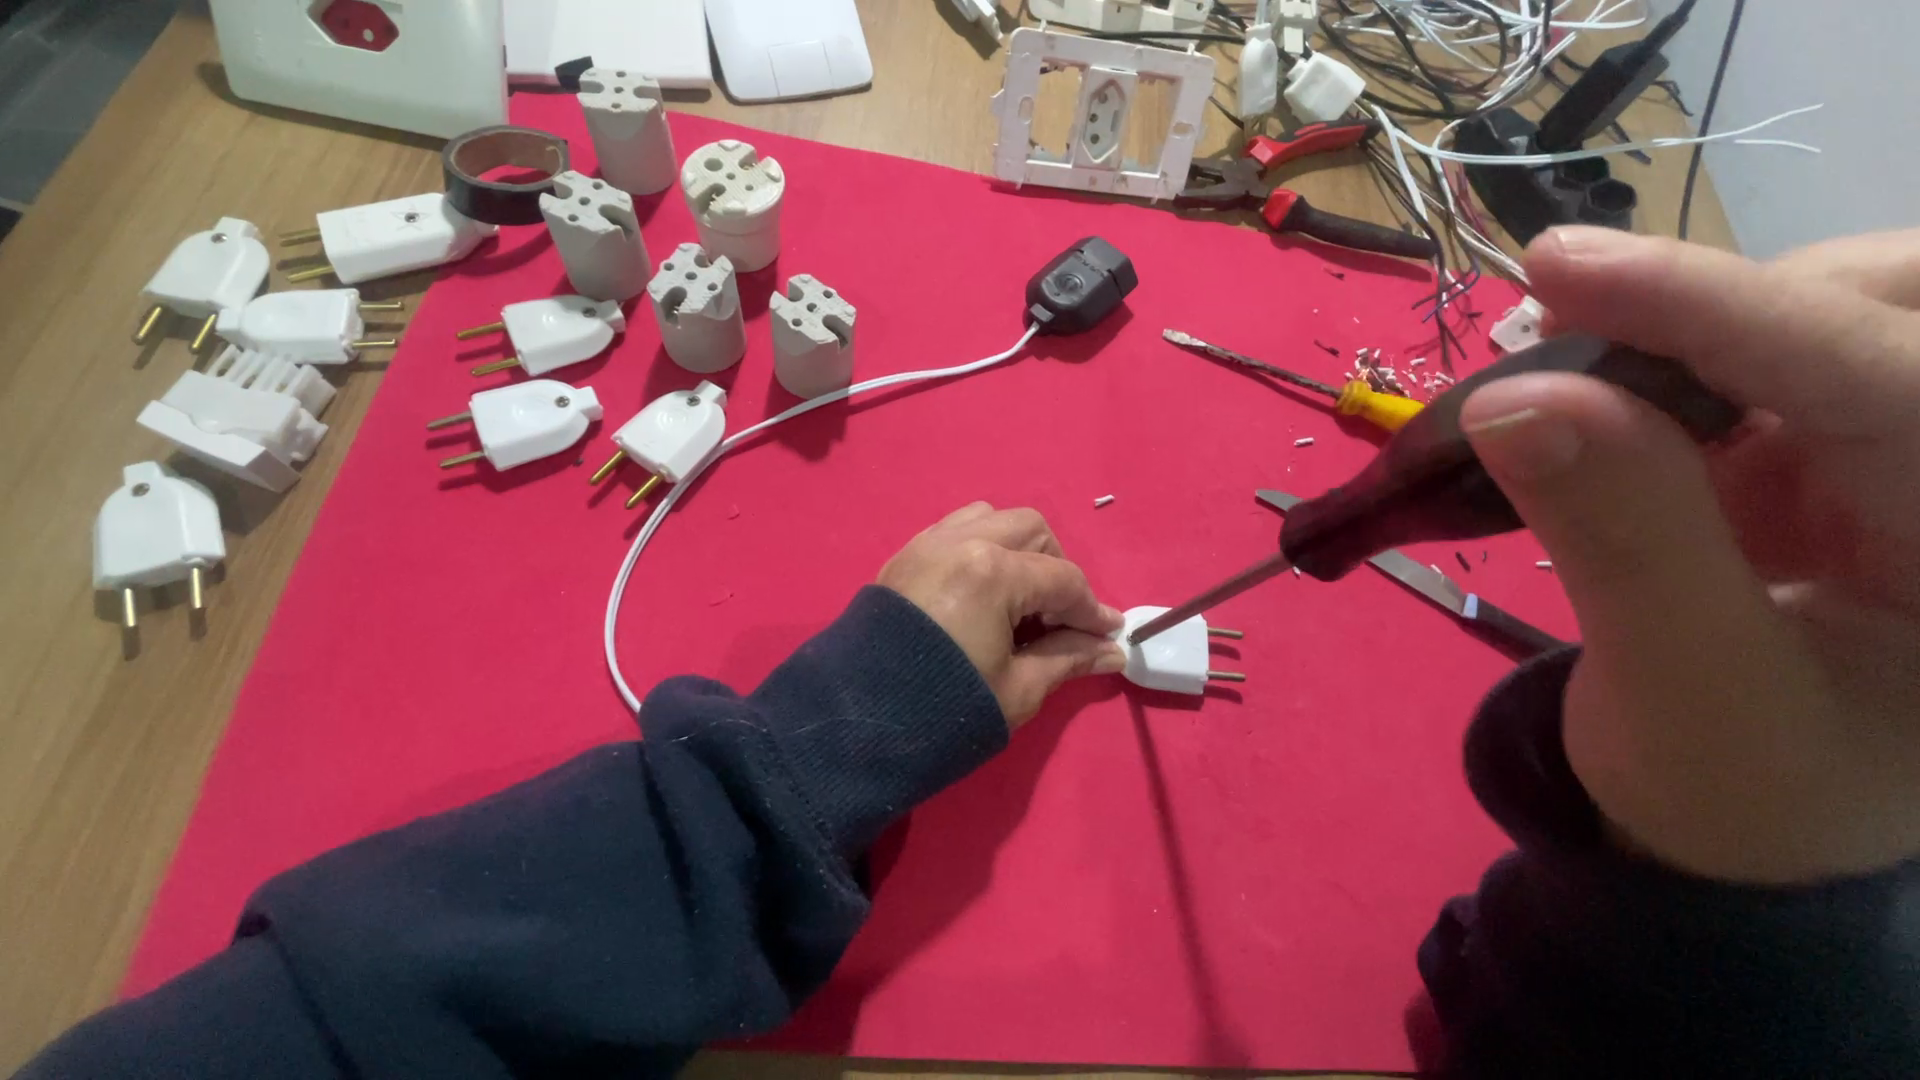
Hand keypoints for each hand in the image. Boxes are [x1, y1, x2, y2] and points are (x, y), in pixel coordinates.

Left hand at [878, 503, 1125, 728]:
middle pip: (1031, 530)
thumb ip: (1068, 659)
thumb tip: (1112, 649)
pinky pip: (954, 530)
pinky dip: (979, 547)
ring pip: (990, 518)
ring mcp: (927, 544)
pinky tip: (982, 592)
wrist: (856, 725)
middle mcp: (961, 542)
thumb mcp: (1017, 689)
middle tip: (1056, 617)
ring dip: (1016, 549)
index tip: (1107, 636)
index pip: (1063, 580)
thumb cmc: (944, 709)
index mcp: (993, 572)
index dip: (1092, 611)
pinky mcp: (904, 556)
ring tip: (1017, 599)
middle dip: (1055, 568)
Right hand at [1461, 225, 1919, 884]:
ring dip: (1682, 338)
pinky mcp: (1847, 456)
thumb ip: (1619, 541)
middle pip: (1896, 313)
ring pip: (1828, 320)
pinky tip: (1601, 412)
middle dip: (1722, 315)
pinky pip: (1765, 363)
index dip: (1719, 312)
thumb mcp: (1679, 685)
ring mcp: (1917, 463)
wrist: (1738, 820)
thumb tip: (1514, 400)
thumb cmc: (1727, 785)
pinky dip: (1663, 368)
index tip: (1559, 264)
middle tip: (1563, 358)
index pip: (1900, 384)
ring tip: (1569, 398)